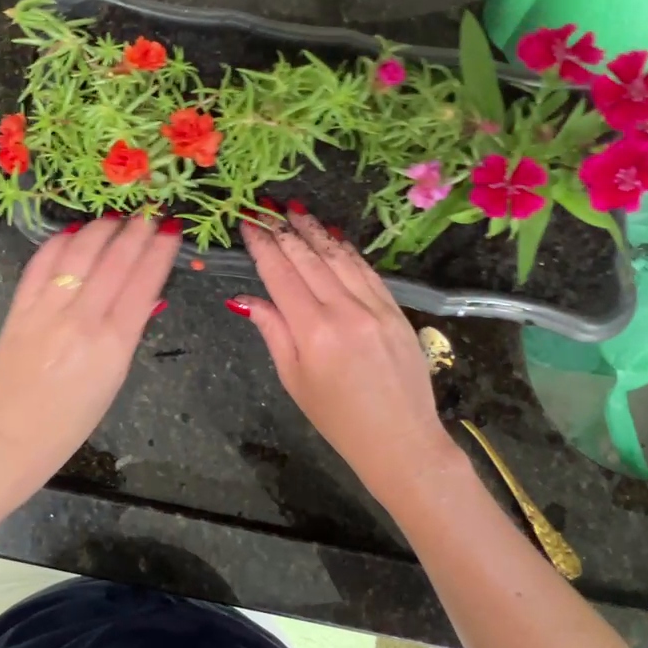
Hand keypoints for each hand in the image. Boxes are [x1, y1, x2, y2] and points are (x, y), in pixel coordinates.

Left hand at [0, 214, 180, 487]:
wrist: (19, 433)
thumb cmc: (76, 414)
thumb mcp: (116, 375)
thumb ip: (128, 329)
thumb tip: (144, 288)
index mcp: (114, 344)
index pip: (144, 282)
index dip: (160, 250)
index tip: (171, 228)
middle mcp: (82, 322)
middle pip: (114, 261)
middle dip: (135, 230)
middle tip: (147, 212)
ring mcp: (47, 312)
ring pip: (78, 254)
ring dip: (99, 229)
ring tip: (114, 217)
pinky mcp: (19, 309)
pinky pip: (40, 265)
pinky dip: (58, 243)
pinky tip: (73, 232)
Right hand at [233, 210, 454, 480]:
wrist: (401, 440)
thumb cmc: (337, 418)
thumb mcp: (293, 379)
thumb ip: (272, 331)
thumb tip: (246, 299)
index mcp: (313, 331)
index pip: (280, 274)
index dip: (262, 246)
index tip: (248, 223)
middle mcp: (344, 311)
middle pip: (308, 259)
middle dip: (283, 230)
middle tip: (265, 207)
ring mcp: (374, 307)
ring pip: (338, 258)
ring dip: (315, 231)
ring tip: (294, 210)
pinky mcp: (395, 310)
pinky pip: (365, 270)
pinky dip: (346, 250)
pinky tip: (332, 236)